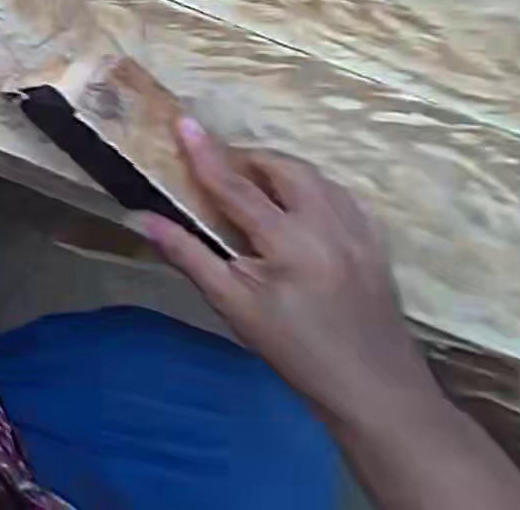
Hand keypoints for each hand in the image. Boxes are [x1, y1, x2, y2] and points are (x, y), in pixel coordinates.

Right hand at [131, 118, 439, 427]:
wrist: (376, 396)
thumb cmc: (295, 351)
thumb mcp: (232, 306)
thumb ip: (188, 255)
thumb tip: (142, 218)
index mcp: (289, 244)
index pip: (236, 186)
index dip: (205, 153)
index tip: (183, 122)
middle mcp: (328, 227)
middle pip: (283, 168)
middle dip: (249, 159)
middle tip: (222, 172)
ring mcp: (359, 233)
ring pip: (316, 176)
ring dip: (280, 170)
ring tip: (256, 185)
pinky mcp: (377, 243)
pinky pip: (340, 195)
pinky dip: (311, 188)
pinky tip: (298, 208)